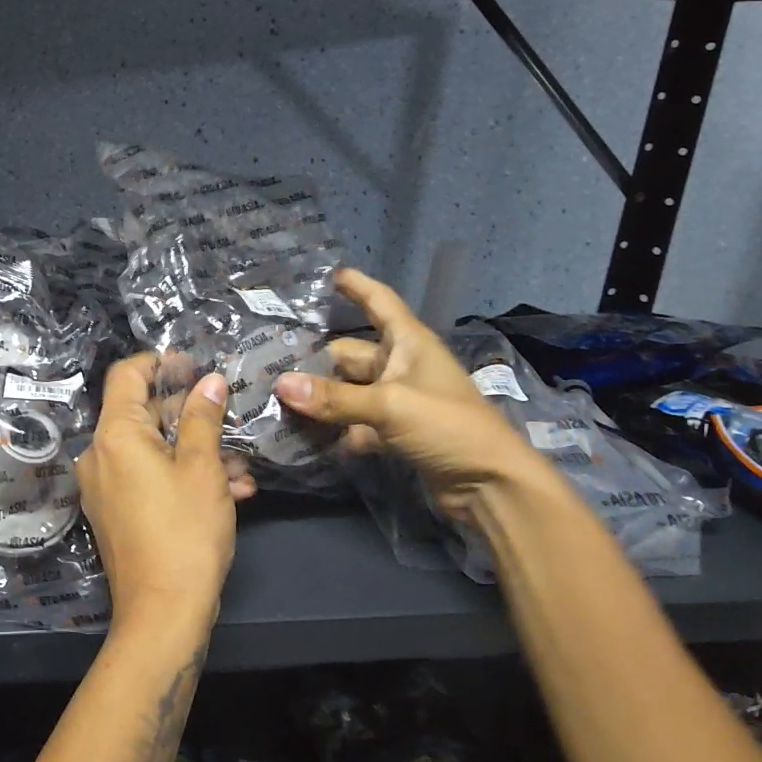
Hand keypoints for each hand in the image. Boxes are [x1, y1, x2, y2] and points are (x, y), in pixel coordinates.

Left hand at [79, 354, 236, 632]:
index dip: (158, 363)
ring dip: (197, 453)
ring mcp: (104, 487)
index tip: (192, 364)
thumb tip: (209, 381)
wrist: (163, 615)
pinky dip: (182, 478)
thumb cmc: (185, 532)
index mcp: (114, 435)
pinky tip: (230, 493)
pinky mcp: (115, 513)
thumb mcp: (203, 469)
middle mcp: (100, 455)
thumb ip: (204, 417)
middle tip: (231, 420)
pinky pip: (148, 479)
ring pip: (153, 451)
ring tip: (241, 470)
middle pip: (143, 414)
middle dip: (191, 416)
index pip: (126, 375)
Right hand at [272, 269, 555, 519]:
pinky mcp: (396, 433)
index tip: (324, 274)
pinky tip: (302, 435)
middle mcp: (402, 365)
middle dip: (315, 358)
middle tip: (269, 362)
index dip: (355, 286)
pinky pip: (355, 422)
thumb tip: (280, 384)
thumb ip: (334, 398)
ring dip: (321, 396)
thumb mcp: (389, 406)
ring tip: (275, 397)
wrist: (492, 487)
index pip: (379, 301)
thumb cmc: (448, 427)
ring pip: (349, 389)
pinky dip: (334, 428)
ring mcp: (398, 400)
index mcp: (409, 343)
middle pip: (350, 352)